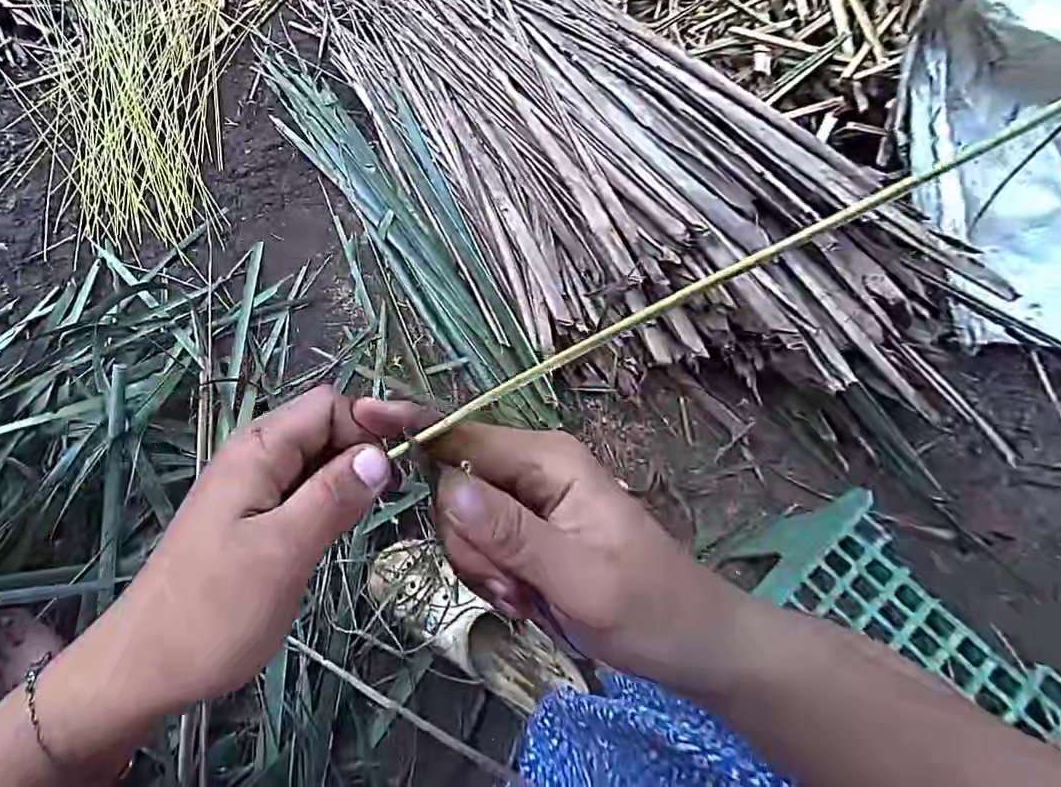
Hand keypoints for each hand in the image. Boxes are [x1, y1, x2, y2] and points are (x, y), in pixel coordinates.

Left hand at [34, 387, 398, 764]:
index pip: (327, 405)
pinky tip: (343, 524)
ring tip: (377, 510)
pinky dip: (328, 497)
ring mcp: (250, 485)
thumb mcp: (283, 551)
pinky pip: (300, 487)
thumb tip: (380, 455)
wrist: (147, 665)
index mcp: (258, 448)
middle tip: (399, 492)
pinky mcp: (251, 514)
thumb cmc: (214, 610)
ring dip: (348, 475)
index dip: (368, 423)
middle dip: (363, 447)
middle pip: (321, 426)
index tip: (407, 460)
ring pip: (314, 458)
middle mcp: (254, 454)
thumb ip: (333, 497)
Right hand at [360, 402, 752, 691]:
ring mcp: (524, 496)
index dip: (410, 424)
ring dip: (481, 564)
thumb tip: (446, 484)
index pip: (461, 431)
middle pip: (453, 483)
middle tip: (510, 587)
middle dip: (468, 540)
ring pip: (461, 518)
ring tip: (526, 599)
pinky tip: (525, 599)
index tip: (362, 413)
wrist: (697, 646)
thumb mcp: (582, 576)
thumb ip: (510, 531)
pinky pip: (477, 540)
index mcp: (545, 458)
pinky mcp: (523, 525)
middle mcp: (529, 466)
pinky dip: (489, 573)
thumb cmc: (651, 608)